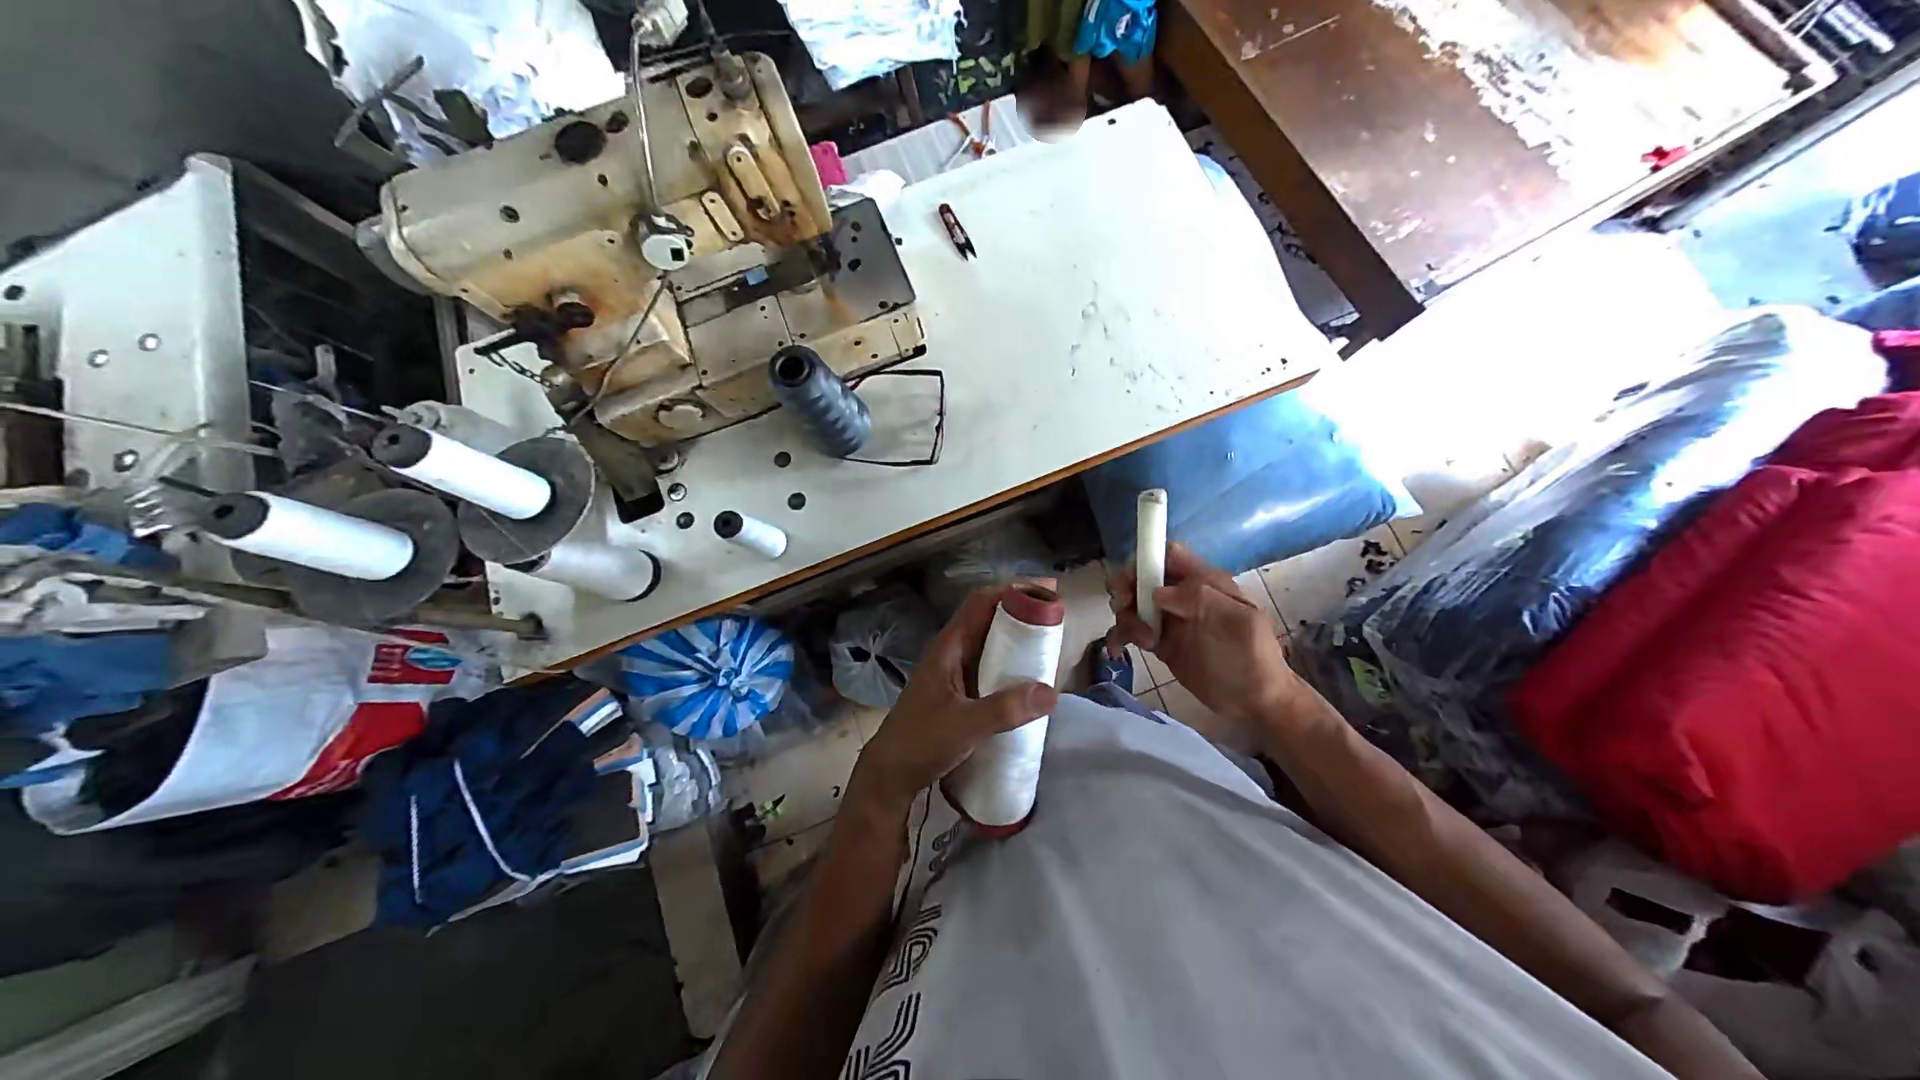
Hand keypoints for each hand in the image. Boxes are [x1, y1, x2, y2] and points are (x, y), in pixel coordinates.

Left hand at [848, 586, 1059, 815]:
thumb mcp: (965, 726)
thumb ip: (1005, 709)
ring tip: (1049, 642)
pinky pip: (988, 666)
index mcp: (948, 647)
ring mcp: (953, 672)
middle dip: (1021, 612)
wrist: (890, 774)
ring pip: (988, 642)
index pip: (981, 603)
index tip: (1048, 592)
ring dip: (1016, 637)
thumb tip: (1051, 692)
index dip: (1014, 591)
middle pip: (988, 618)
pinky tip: (1028, 677)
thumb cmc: (920, 742)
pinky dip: (1009, 663)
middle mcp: (950, 652)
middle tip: (1056, 617)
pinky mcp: (957, 692)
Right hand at [1106, 543, 1304, 725]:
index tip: (1132, 583)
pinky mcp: (1159, 642)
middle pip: (1142, 576)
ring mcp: (1170, 619)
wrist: (1256, 702)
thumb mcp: (1240, 624)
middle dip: (1126, 588)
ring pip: (1132, 603)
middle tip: (1125, 609)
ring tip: (1142, 642)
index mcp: (1205, 582)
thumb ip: (1202, 599)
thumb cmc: (1254, 659)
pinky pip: (1130, 630)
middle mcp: (1183, 596)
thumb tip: (1157, 592)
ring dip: (1125, 618)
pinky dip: (1119, 636)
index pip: (1168, 555)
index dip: (1145, 560)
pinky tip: (1119, 650)